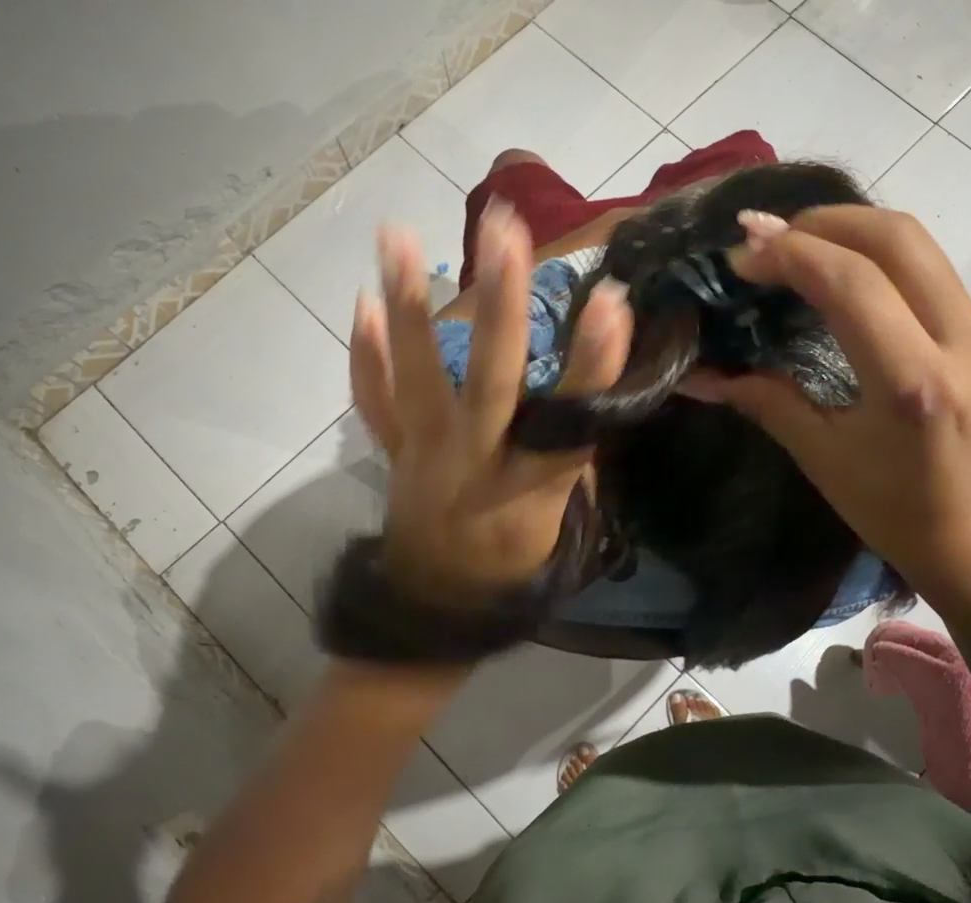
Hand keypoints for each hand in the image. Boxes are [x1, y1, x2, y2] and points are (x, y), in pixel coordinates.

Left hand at [350, 202, 630, 601]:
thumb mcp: (559, 521)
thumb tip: (590, 379)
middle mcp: (474, 463)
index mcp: (528, 490)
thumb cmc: (512, 561)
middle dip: (503, 304)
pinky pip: (374, 403)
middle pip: (490, 382)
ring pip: (417, 379)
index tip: (609, 299)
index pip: (570, 423)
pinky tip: (360, 302)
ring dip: (407, 307)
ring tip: (396, 235)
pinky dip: (364, 356)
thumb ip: (571, 454)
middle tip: (506, 230)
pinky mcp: (394, 453)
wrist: (439, 604)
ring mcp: (424, 455)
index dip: (593, 364)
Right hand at [684, 205, 970, 601]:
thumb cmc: (891, 509)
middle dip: (822, 222)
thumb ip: (762, 400)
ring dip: (850, 230)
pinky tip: (839, 273)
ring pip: (918, 244)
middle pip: (895, 237)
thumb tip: (695, 375)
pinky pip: (928, 271)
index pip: (853, 282)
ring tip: (793, 243)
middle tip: (764, 236)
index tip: (741, 258)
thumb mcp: (821, 456)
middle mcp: (962, 340)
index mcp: (913, 382)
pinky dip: (876, 256)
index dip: (790, 255)